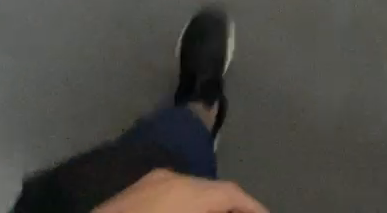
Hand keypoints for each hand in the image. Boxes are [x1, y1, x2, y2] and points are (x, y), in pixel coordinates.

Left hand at [95, 170, 268, 212]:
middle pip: (212, 191)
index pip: (231, 193)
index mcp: (185, 189)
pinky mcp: (132, 194)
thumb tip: (235, 206)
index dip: (254, 208)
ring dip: (209, 208)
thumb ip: (217, 209)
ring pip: (191, 193)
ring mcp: (147, 183)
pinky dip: (189, 208)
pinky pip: (171, 197)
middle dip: (231, 209)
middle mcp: (168, 177)